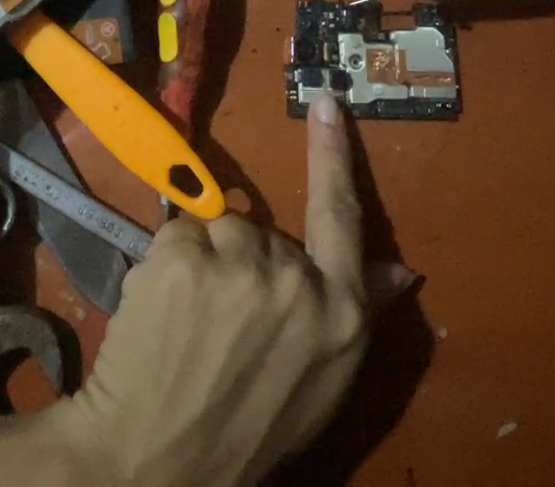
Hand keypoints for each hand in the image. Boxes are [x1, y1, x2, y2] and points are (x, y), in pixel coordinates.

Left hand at [45, 94, 414, 486]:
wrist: (153, 463)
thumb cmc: (246, 428)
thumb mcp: (323, 383)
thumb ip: (358, 312)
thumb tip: (401, 269)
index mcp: (340, 312)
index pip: (341, 214)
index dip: (333, 156)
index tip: (325, 104)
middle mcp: (296, 279)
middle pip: (264, 230)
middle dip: (242, 260)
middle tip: (219, 323)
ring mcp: (239, 262)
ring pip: (218, 230)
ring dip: (202, 263)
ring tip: (188, 323)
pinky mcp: (185, 254)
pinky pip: (177, 234)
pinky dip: (165, 265)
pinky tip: (161, 313)